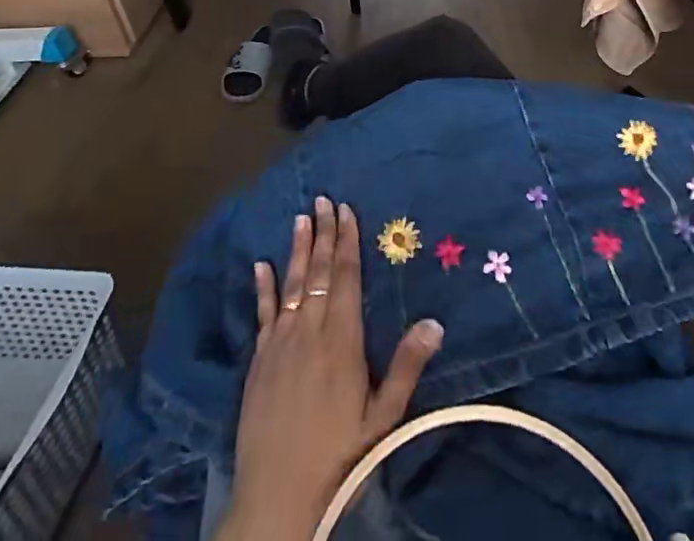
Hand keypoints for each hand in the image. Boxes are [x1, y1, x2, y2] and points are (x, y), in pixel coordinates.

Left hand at [220, 197, 444, 538]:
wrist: (277, 494)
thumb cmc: (340, 455)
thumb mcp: (384, 416)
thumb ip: (407, 366)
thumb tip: (435, 321)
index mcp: (342, 342)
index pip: (345, 280)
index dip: (347, 243)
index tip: (346, 211)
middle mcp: (309, 333)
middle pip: (318, 274)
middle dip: (323, 235)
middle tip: (323, 200)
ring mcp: (279, 345)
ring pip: (290, 286)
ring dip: (297, 250)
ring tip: (300, 218)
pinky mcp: (258, 361)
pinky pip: (262, 314)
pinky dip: (262, 287)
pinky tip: (260, 265)